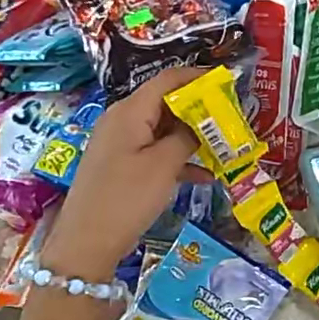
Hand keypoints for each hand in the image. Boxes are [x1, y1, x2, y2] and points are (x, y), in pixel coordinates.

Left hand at [41, 67, 208, 281]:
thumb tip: (201, 123)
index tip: (228, 84)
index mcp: (130, 111)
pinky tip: (204, 175)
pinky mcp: (121, 165)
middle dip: (199, 110)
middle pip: (166, 103)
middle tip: (232, 120)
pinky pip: (155, 152)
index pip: (168, 79)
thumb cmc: (126, 198)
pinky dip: (178, 159)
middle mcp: (122, 120)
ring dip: (192, 138)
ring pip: (163, 130)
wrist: (87, 241)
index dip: (198, 78)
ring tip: (224, 147)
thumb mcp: (163, 166)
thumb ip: (186, 138)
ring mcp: (120, 143)